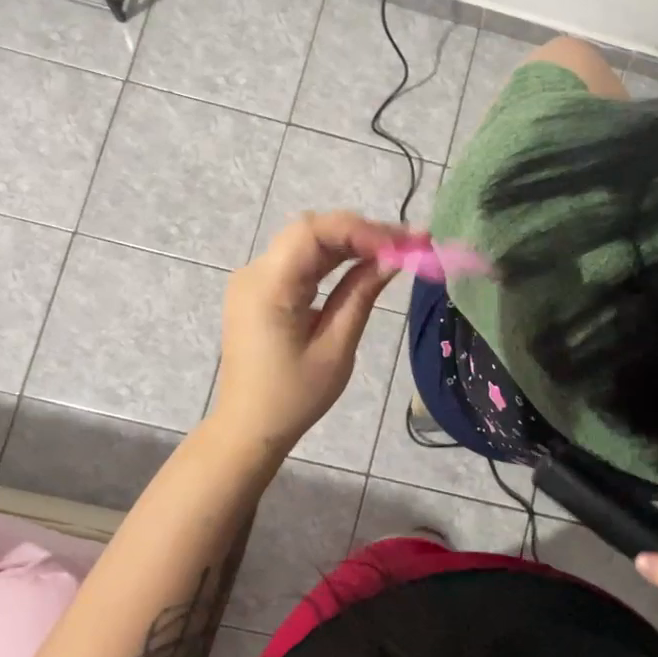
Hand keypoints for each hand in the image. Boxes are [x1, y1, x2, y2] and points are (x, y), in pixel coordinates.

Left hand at [211, 211, 409, 452]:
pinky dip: (332, 259)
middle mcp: (255, 273)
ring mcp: (254, 280)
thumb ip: (360, 295)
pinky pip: (299, 262)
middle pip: (310, 231)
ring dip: (350, 243)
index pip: (315, 232)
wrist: (249, 427)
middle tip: (408, 245)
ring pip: (306, 243)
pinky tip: (363, 265)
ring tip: (395, 252)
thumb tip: (392, 259)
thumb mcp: (335, 348)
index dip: (361, 230)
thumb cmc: (294, 397)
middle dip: (361, 232)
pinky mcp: (260, 291)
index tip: (403, 244)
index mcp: (269, 287)